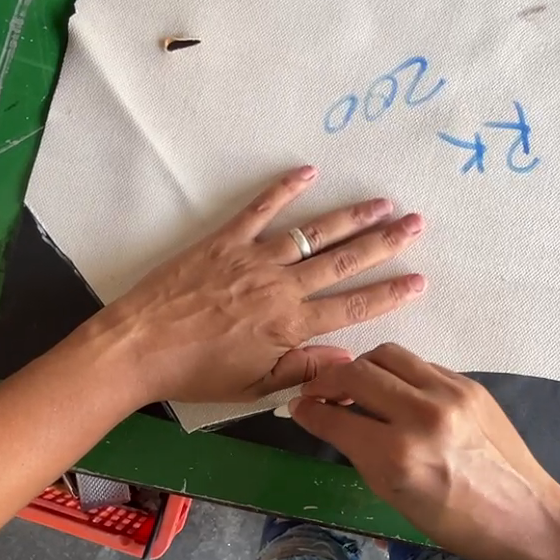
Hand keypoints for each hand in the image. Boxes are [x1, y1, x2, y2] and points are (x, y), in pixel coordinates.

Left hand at [87, 166, 427, 405]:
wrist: (140, 346)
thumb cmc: (196, 373)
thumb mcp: (254, 386)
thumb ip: (304, 370)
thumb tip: (350, 359)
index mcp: (290, 325)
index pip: (353, 306)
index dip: (390, 293)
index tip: (418, 279)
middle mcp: (281, 287)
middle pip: (343, 261)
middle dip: (385, 243)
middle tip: (416, 223)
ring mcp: (254, 259)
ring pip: (312, 233)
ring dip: (350, 217)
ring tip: (381, 203)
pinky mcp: (225, 240)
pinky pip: (260, 210)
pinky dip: (285, 190)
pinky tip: (309, 173)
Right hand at [288, 344, 559, 559]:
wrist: (524, 518)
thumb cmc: (453, 522)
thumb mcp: (392, 494)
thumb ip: (356, 449)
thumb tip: (323, 416)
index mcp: (397, 456)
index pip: (335, 416)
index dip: (308, 409)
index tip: (298, 407)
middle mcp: (421, 416)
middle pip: (356, 373)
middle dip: (328, 379)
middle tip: (320, 391)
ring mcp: (450, 394)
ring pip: (387, 355)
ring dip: (362, 367)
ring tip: (357, 385)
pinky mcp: (470, 385)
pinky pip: (419, 364)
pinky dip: (397, 373)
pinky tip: (396, 392)